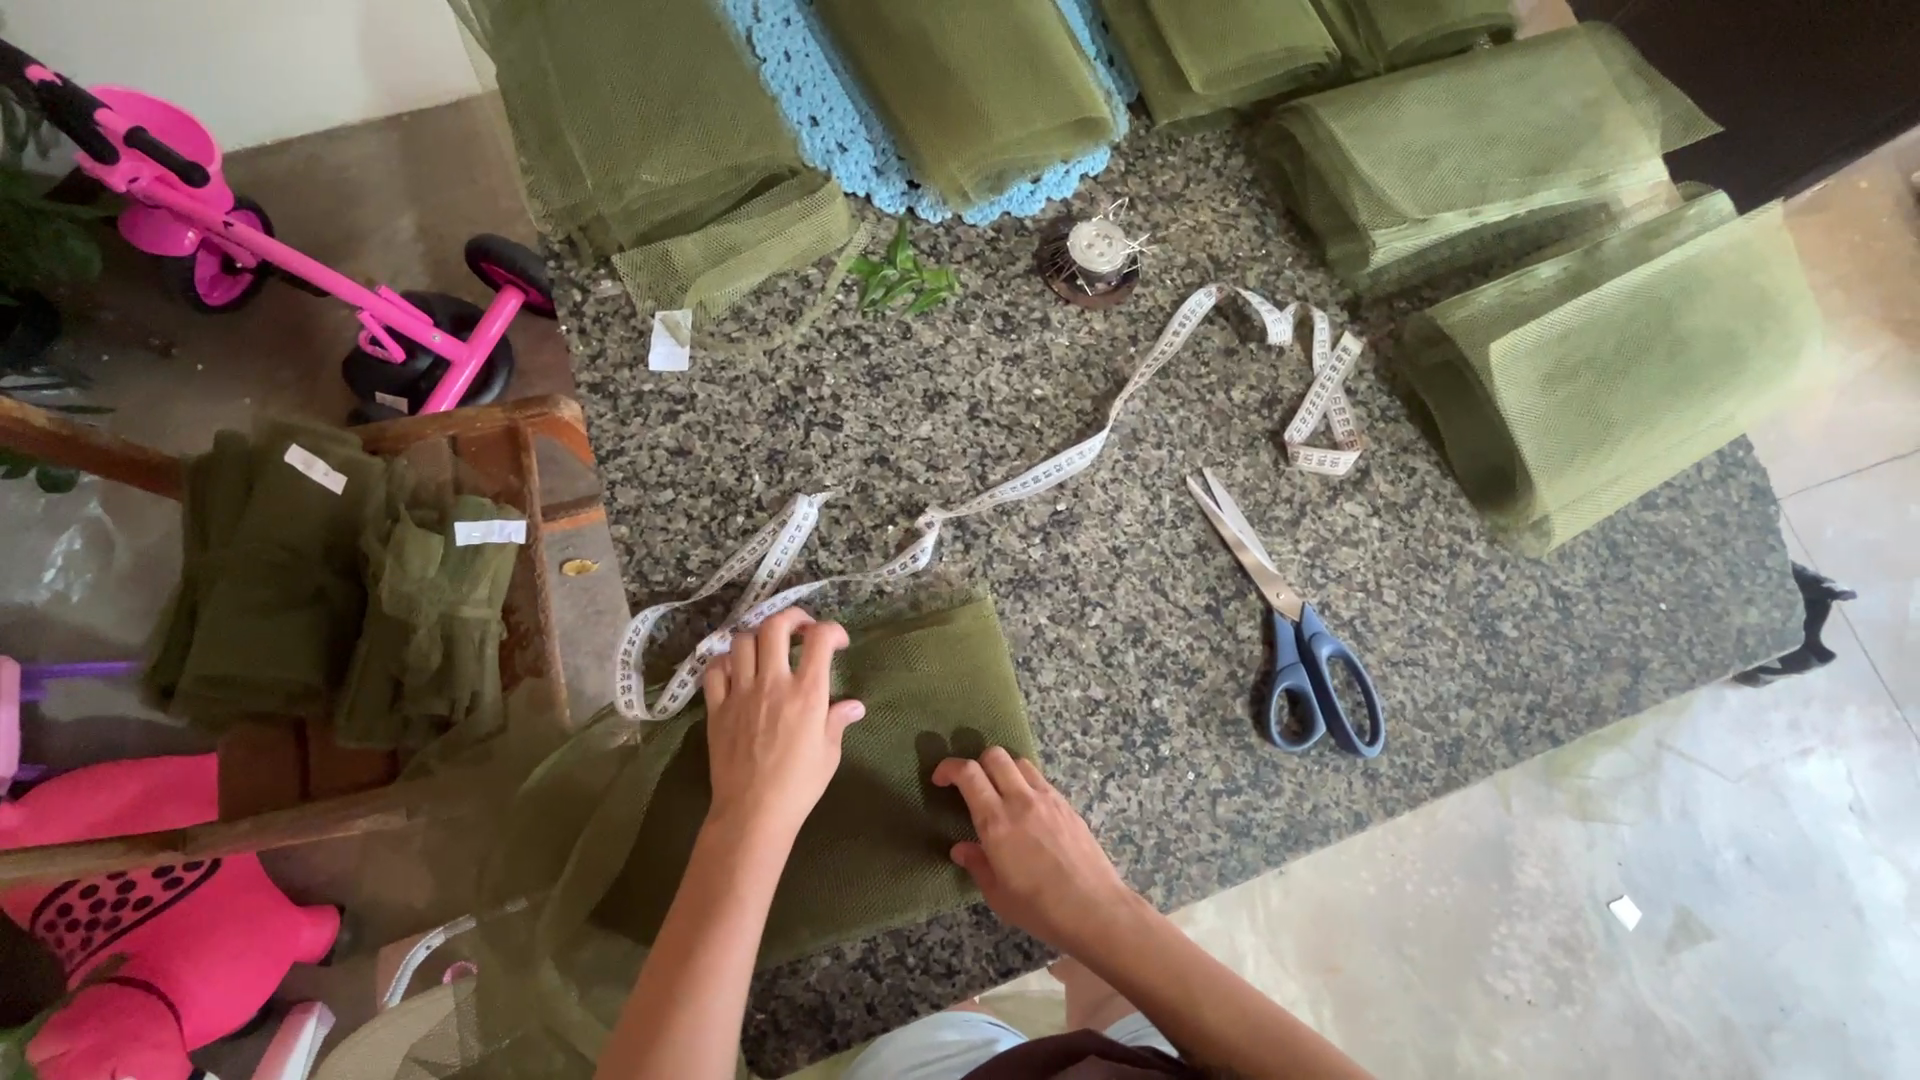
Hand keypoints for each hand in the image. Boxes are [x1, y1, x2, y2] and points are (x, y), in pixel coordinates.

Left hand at [703, 608, 863, 839]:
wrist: (753, 812)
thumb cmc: (799, 785)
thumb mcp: (829, 753)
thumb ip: (837, 721)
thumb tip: (853, 706)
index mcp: (807, 693)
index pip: (820, 639)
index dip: (832, 630)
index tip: (837, 641)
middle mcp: (773, 683)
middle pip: (775, 626)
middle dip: (791, 617)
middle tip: (801, 628)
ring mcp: (741, 693)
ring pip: (742, 640)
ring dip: (757, 637)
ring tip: (767, 648)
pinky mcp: (717, 707)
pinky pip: (714, 669)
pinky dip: (725, 661)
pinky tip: (736, 669)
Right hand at [933, 749, 1144, 953]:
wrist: (1095, 909)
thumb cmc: (1040, 909)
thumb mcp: (998, 895)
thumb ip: (977, 865)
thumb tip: (960, 849)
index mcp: (996, 822)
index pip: (968, 773)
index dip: (948, 767)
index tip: (940, 779)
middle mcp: (1020, 800)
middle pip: (994, 755)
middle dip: (976, 763)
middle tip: (970, 786)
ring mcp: (1047, 799)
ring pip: (1020, 762)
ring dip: (1003, 769)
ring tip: (999, 793)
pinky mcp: (1067, 805)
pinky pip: (1040, 780)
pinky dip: (1025, 784)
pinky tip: (1027, 810)